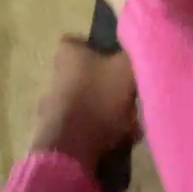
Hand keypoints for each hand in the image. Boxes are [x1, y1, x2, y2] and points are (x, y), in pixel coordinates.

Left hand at [29, 39, 138, 174]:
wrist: (72, 150)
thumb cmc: (99, 98)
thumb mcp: (126, 68)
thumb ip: (133, 53)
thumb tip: (139, 45)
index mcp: (68, 53)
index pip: (82, 41)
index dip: (102, 49)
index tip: (120, 61)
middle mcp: (56, 74)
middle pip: (90, 74)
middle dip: (112, 86)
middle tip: (132, 97)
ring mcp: (53, 105)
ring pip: (91, 102)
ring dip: (111, 112)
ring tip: (132, 125)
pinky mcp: (56, 132)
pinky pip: (85, 126)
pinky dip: (102, 132)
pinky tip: (121, 140)